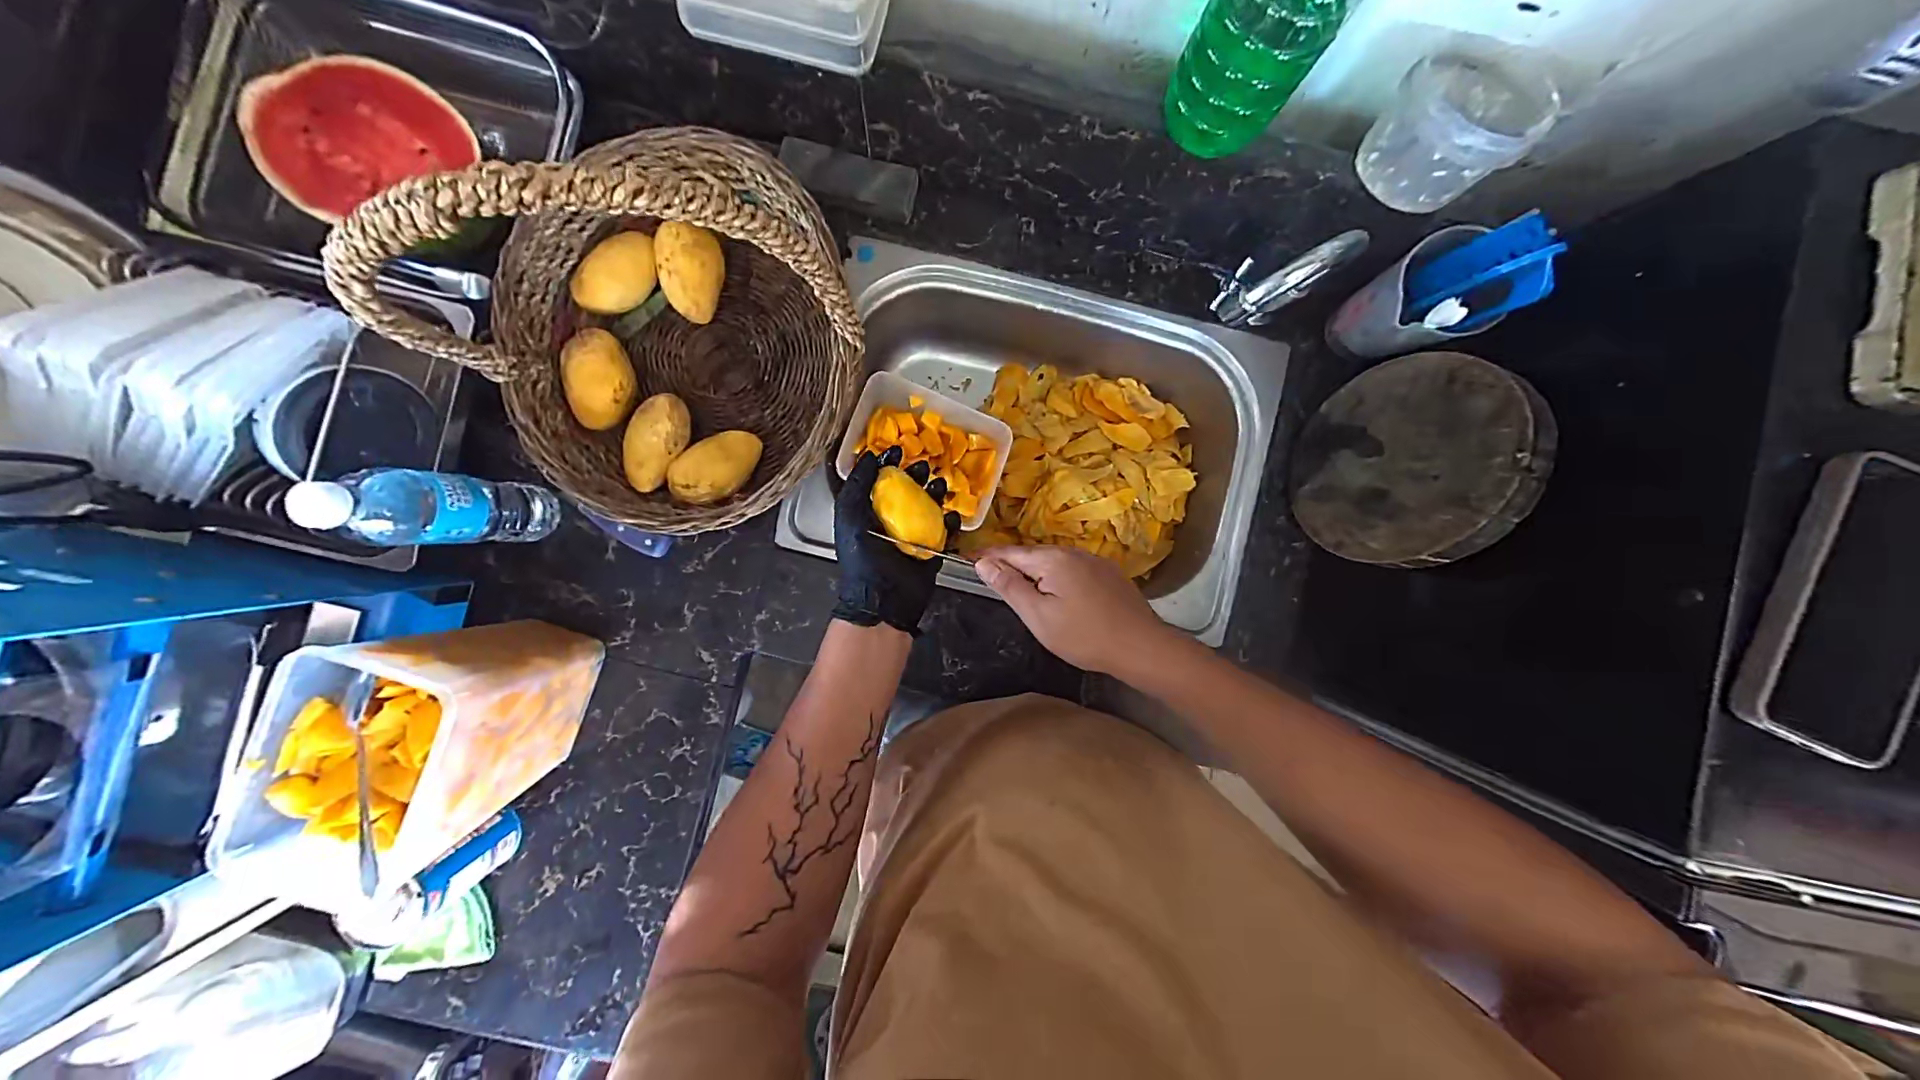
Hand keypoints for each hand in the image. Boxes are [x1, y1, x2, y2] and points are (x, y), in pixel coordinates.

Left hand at [831, 447, 960, 634]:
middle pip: (910, 490)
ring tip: (941, 487)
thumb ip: (858, 484)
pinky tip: (952, 516)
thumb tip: (869, 456)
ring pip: (931, 508)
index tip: (900, 450)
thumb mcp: (850, 514)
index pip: (882, 481)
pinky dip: (952, 523)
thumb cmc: (863, 557)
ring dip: (938, 495)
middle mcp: (892, 522)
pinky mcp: (931, 551)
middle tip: (925, 467)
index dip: (891, 464)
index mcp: (869, 512)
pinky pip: (946, 532)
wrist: (884, 599)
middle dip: (919, 475)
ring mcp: (912, 537)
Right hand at [974, 544, 1184, 673]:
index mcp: (1052, 559)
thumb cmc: (1083, 636)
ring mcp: (1094, 561)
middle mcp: (1073, 552)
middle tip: (990, 575)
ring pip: (1054, 561)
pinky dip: (1057, 576)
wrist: (1140, 646)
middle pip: (1033, 554)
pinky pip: (1073, 569)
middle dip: (1011, 562)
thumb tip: (984, 563)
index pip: (1010, 552)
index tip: (968, 559)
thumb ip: (1010, 587)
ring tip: (1020, 586)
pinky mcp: (1109, 574)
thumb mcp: (1038, 616)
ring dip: (1035, 570)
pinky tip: (1057, 593)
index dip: (988, 556)